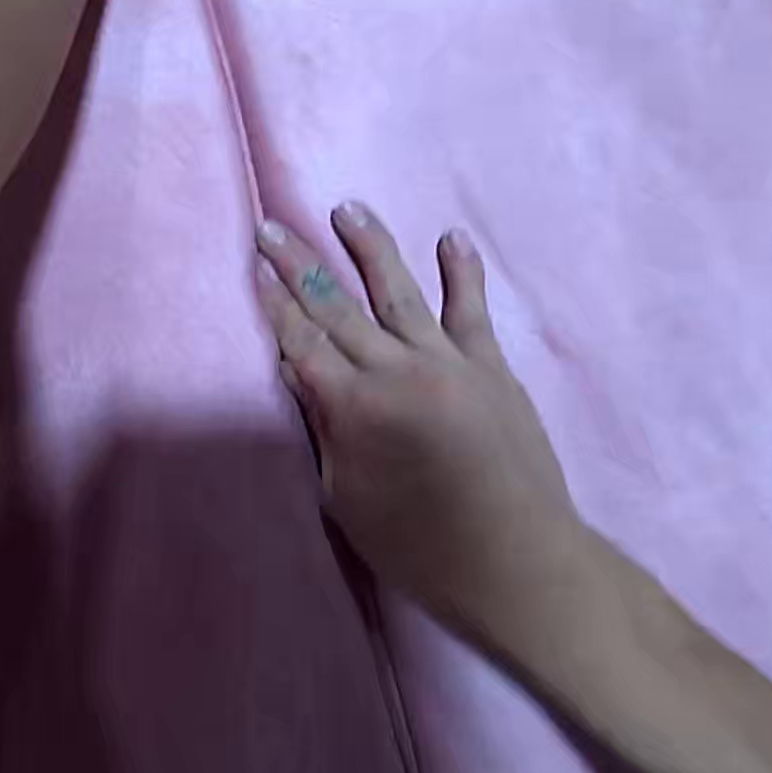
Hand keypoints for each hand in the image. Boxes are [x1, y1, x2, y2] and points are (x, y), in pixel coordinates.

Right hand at [254, 202, 603, 647]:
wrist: (515, 565)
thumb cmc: (415, 544)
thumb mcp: (343, 496)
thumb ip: (322, 426)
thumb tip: (299, 370)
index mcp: (354, 408)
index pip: (301, 341)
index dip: (274, 303)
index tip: (256, 266)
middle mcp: (396, 372)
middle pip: (335, 307)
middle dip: (298, 264)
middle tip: (272, 226)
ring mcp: (448, 363)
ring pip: (398, 292)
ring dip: (368, 247)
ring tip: (346, 207)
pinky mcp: (490, 368)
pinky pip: (471, 311)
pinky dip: (462, 272)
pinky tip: (450, 236)